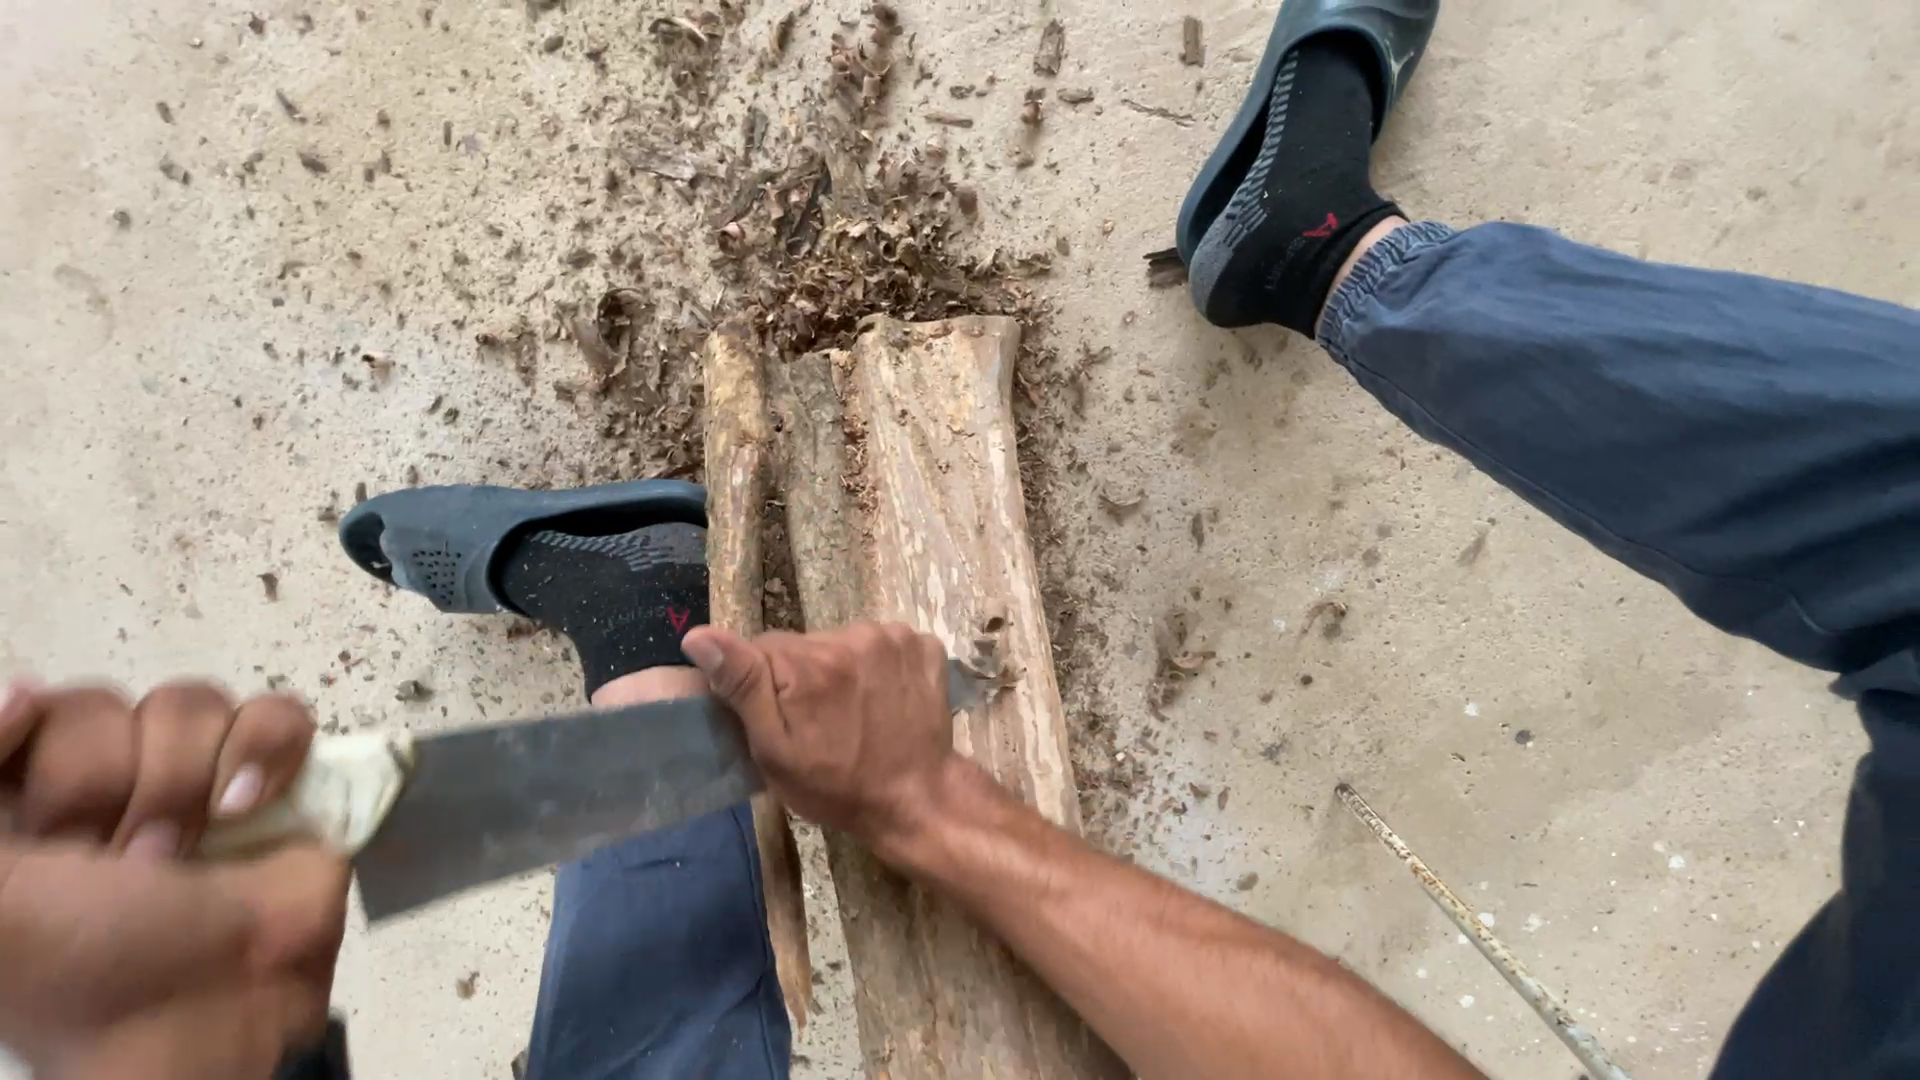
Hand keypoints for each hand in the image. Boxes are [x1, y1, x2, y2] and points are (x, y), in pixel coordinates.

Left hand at [0, 679, 349, 1078]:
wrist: (217, 991)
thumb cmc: (80, 959)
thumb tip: (22, 689)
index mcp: (22, 798)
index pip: (30, 710)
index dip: (30, 739)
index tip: (46, 820)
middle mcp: (111, 772)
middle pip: (107, 704)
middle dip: (118, 787)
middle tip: (124, 858)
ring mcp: (203, 768)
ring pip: (194, 702)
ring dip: (192, 783)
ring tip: (196, 844)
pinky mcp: (282, 768)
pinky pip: (282, 712)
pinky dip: (270, 753)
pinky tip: (255, 805)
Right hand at [681, 622, 959, 848]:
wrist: (917, 797)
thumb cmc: (836, 785)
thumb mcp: (776, 750)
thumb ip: (741, 686)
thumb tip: (698, 635)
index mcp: (809, 663)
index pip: (763, 647)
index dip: (765, 682)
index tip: (782, 716)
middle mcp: (852, 636)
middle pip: (807, 644)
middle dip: (805, 674)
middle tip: (820, 720)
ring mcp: (894, 637)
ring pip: (843, 642)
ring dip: (843, 667)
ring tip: (855, 711)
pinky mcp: (923, 644)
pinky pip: (884, 643)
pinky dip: (880, 664)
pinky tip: (885, 698)